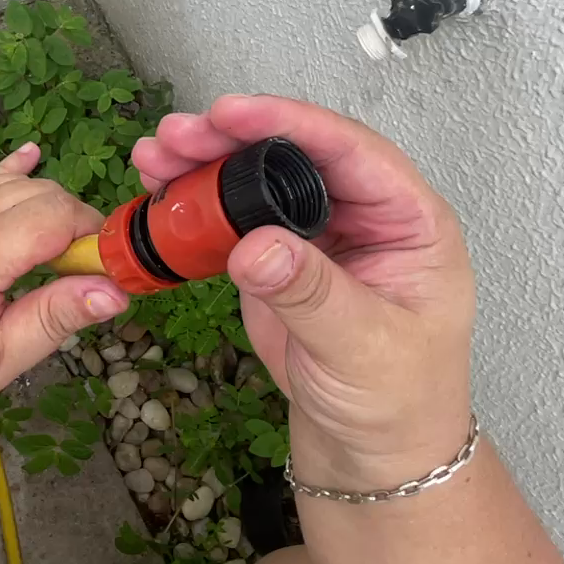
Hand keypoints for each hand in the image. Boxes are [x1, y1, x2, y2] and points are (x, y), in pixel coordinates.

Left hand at [0, 144, 127, 444]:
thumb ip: (55, 318)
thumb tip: (114, 291)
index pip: (58, 214)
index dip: (94, 236)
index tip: (108, 271)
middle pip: (41, 192)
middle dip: (76, 222)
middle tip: (84, 273)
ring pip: (13, 184)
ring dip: (47, 206)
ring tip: (61, 250)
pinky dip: (11, 174)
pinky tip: (29, 156)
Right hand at [133, 95, 476, 489]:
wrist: (366, 450)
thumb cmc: (395, 401)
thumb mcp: (364, 348)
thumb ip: (312, 294)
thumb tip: (255, 245)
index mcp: (408, 220)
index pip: (350, 152)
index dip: (290, 123)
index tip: (232, 114)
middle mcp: (359, 214)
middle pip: (292, 154)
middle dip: (231, 137)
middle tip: (179, 133)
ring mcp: (311, 233)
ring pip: (253, 177)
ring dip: (202, 161)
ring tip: (156, 153)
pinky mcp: (272, 256)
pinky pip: (229, 216)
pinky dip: (192, 202)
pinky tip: (160, 189)